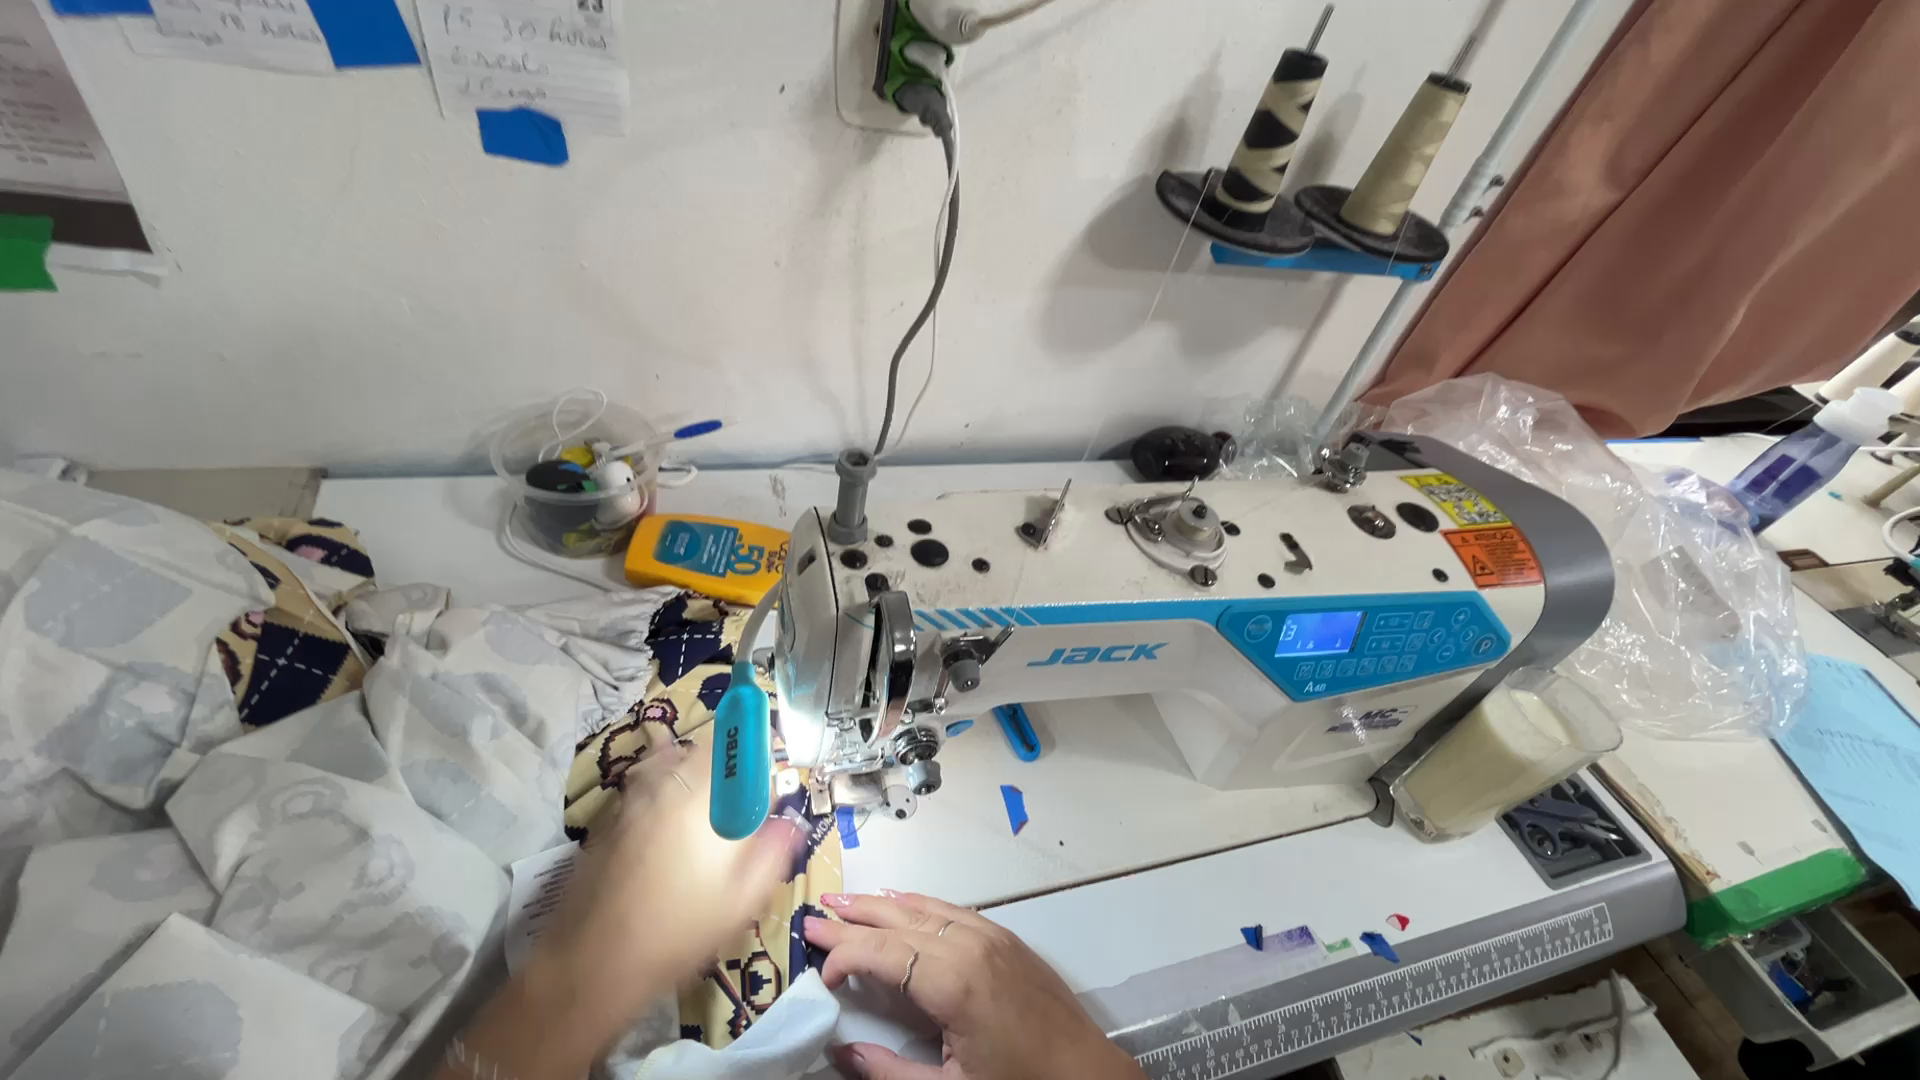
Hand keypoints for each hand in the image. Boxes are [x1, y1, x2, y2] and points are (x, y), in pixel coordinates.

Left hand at [437, 743, 801, 1079]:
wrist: (591, 965)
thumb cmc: (678, 932)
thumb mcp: (743, 900)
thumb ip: (774, 851)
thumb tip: (789, 822)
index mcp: (703, 796)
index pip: (739, 744)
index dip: (759, 751)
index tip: (769, 778)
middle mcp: (666, 783)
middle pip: (706, 748)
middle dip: (730, 765)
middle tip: (742, 805)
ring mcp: (632, 798)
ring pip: (674, 762)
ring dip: (696, 775)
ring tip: (706, 819)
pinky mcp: (610, 817)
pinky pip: (648, 785)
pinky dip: (667, 794)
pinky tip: (672, 837)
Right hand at [803, 891, 1146, 1079]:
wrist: (1088, 1075)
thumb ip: (889, 1072)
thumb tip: (842, 1051)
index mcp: (953, 981)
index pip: (883, 952)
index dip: (845, 955)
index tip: (821, 972)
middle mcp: (970, 944)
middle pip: (898, 920)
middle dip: (853, 916)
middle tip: (814, 913)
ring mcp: (990, 935)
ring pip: (922, 907)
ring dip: (880, 904)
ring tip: (844, 900)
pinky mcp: (1004, 936)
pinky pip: (950, 908)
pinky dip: (917, 903)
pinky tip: (899, 900)